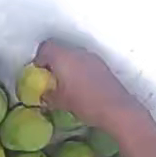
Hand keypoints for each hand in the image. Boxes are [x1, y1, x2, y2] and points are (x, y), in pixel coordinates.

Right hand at [34, 40, 149, 136]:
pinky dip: (79, 69)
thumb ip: (49, 96)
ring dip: (67, 65)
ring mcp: (92, 57)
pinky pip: (85, 62)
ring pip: (73, 55)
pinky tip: (80, 86)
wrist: (116, 108)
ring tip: (66, 84)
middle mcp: (77, 52)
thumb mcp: (61, 102)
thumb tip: (44, 95)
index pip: (45, 47)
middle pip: (60, 49)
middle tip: (50, 79)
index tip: (38, 73)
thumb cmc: (85, 103)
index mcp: (63, 57)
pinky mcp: (102, 65)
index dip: (39, 58)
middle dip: (53, 62)